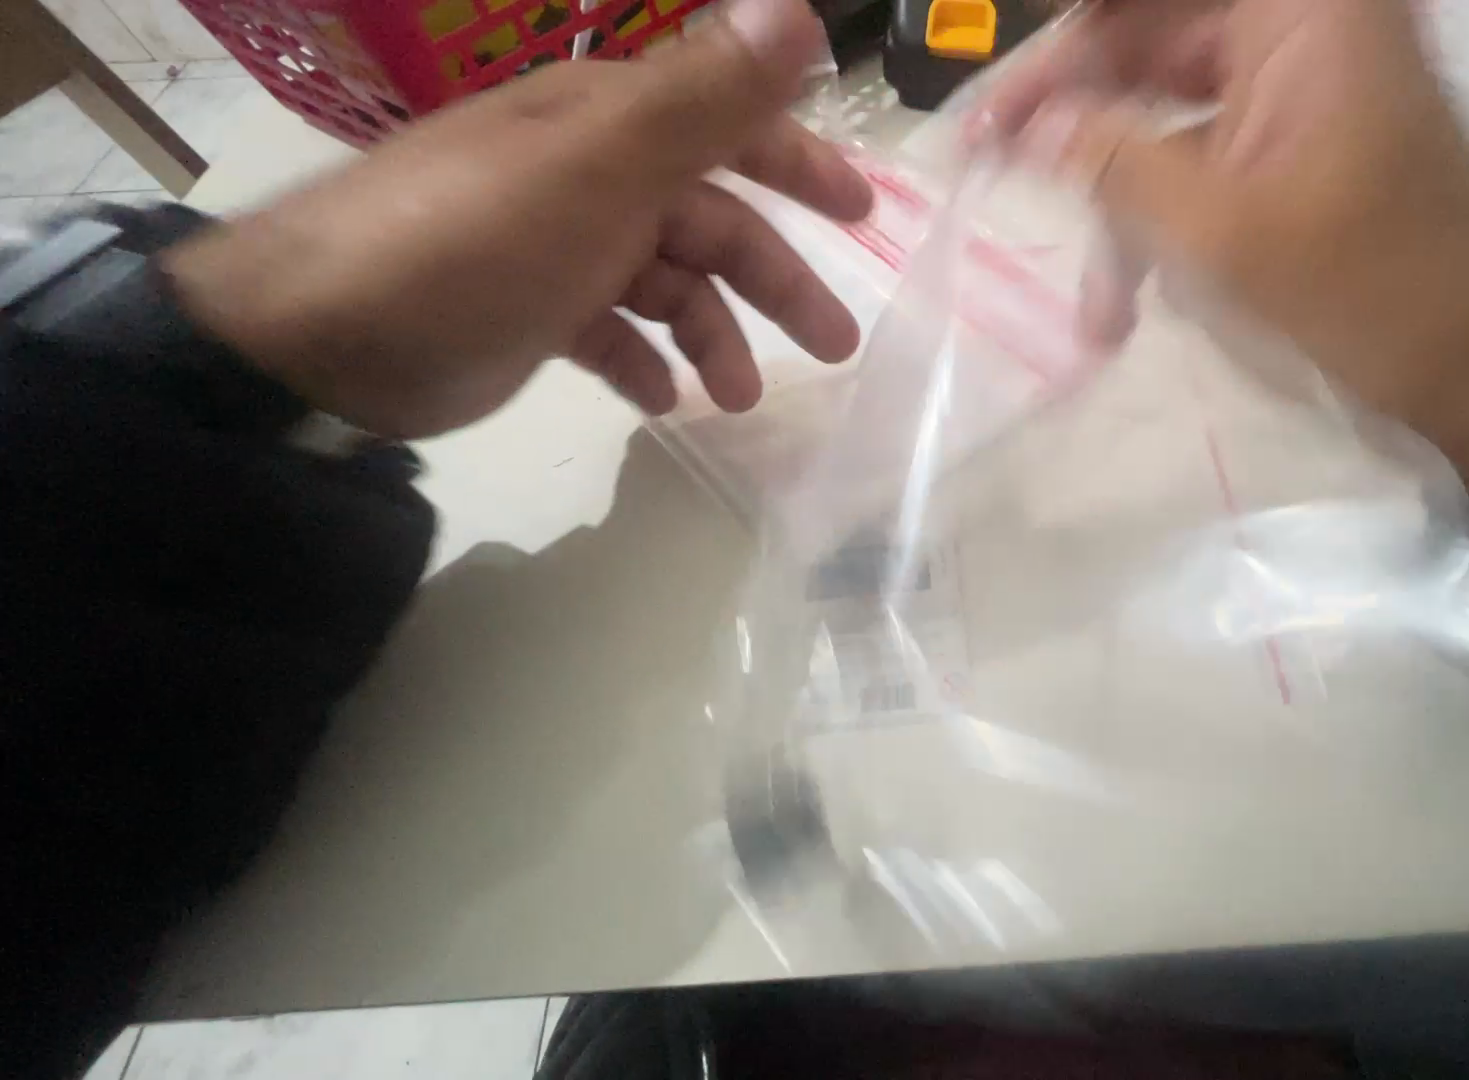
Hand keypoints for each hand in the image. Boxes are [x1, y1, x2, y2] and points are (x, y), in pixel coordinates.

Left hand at [162, 0, 872, 439]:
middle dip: (778, 286)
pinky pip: (618, 334)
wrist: (334, 340)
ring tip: (736, 399)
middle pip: (714, 227)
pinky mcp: (541, 310)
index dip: (801, 165)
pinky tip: (660, 401)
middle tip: (834, 347)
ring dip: (715, 341)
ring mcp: (567, 248)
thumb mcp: (601, 170)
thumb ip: (703, 101)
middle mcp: (596, 180)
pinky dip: (646, 365)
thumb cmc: (478, 248)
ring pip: (673, 290)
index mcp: (614, 132)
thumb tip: (798, 12)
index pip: (731, 131)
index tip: (861, 214)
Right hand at [975, 0, 1468, 495]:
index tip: (999, 94)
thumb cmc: (1364, 295)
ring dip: (1116, 206)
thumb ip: (1113, 163)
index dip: (1069, 33)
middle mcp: (1297, 30)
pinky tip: (1124, 307)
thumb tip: (1026, 123)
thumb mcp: (1220, 232)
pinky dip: (1155, 230)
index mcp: (1299, 13)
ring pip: (1164, 120)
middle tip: (987, 159)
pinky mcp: (1290, 155)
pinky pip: (1196, 170)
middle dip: (1071, 116)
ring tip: (1090, 309)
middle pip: (1149, 43)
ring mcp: (1294, 96)